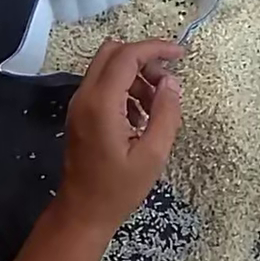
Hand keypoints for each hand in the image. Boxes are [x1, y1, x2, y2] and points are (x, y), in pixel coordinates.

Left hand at [51, 39, 183, 234]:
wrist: (83, 211)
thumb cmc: (118, 188)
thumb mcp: (153, 154)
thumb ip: (166, 113)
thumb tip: (172, 82)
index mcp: (102, 103)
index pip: (127, 56)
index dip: (155, 48)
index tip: (180, 54)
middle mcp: (85, 96)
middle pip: (113, 53)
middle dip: (144, 58)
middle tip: (167, 82)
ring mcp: (79, 104)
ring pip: (108, 67)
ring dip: (135, 76)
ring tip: (156, 107)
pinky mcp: (80, 113)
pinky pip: (103, 85)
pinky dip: (125, 88)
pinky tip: (140, 117)